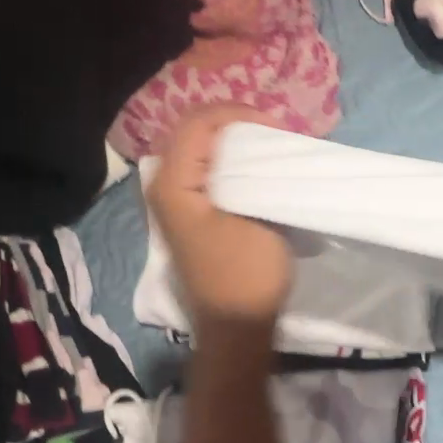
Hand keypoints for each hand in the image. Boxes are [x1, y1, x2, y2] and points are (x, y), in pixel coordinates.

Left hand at [151, 106, 292, 323]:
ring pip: (201, 154)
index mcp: (172, 182)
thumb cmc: (246, 274)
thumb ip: (253, 174)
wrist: (236, 327)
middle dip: (236, 127)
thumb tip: (263, 147)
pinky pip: (207, 175)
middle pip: (195, 134)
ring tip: (270, 150)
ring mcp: (175, 204)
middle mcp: (164, 186)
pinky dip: (232, 167)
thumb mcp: (257, 217)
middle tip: (276, 134)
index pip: (198, 123)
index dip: (238, 115)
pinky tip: (257, 174)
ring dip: (235, 147)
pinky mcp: (191, 218)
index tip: (278, 126)